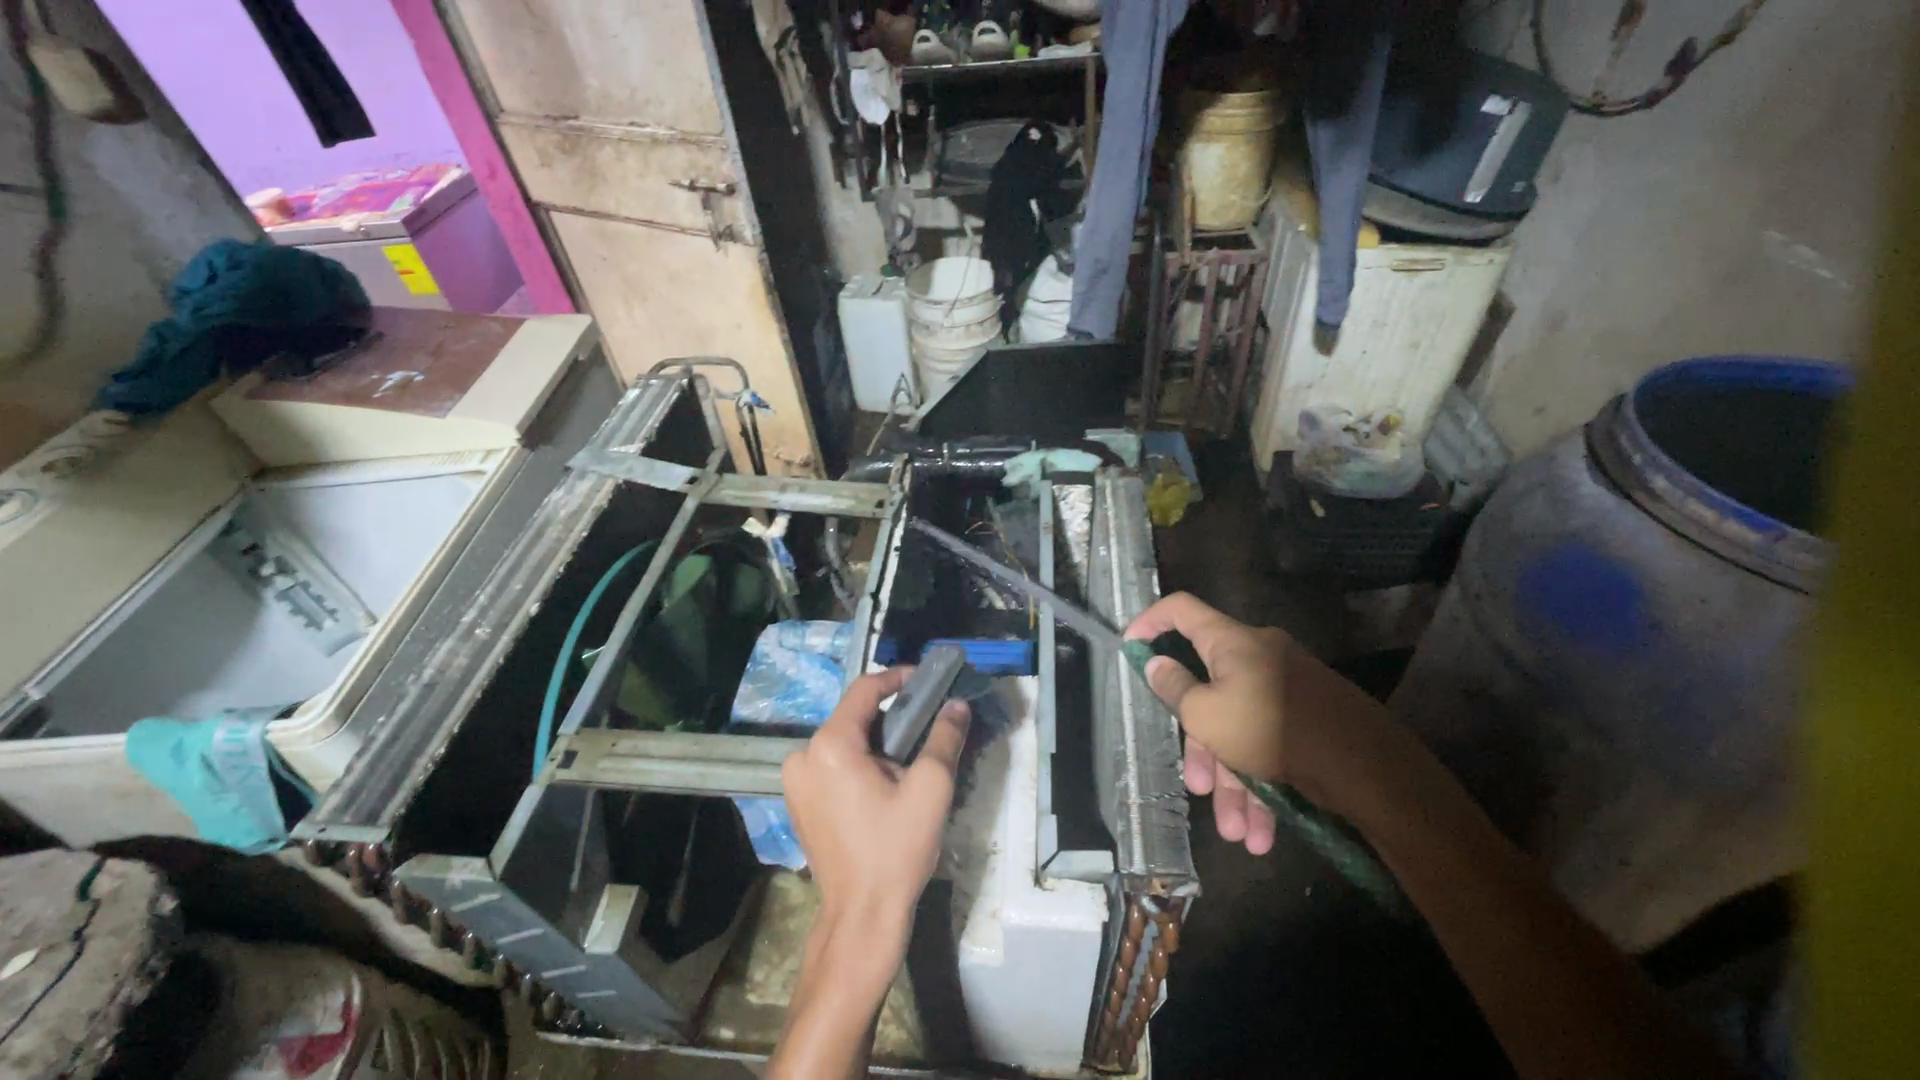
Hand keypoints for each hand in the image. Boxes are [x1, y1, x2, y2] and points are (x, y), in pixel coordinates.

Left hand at [782, 668, 971, 944]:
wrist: (862, 914)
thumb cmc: (896, 850)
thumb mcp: (930, 789)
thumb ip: (944, 737)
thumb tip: (957, 704)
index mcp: (830, 745)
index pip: (864, 689)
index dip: (898, 678)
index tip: (929, 680)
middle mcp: (803, 755)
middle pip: (852, 716)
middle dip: (891, 716)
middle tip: (928, 726)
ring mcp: (795, 781)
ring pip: (842, 742)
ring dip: (876, 742)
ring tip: (911, 759)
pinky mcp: (798, 802)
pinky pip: (831, 765)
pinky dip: (858, 763)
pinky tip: (884, 784)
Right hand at [1125, 593, 1286, 854]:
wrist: (1363, 762)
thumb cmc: (1269, 727)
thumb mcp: (1206, 714)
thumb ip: (1175, 689)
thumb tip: (1155, 663)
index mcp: (1230, 642)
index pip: (1181, 610)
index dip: (1151, 621)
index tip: (1131, 646)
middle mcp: (1257, 658)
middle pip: (1211, 694)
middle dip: (1203, 751)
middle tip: (1197, 788)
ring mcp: (1285, 689)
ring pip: (1241, 732)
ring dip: (1235, 785)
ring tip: (1237, 833)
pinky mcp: (1308, 719)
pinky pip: (1270, 747)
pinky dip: (1263, 785)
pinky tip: (1262, 833)